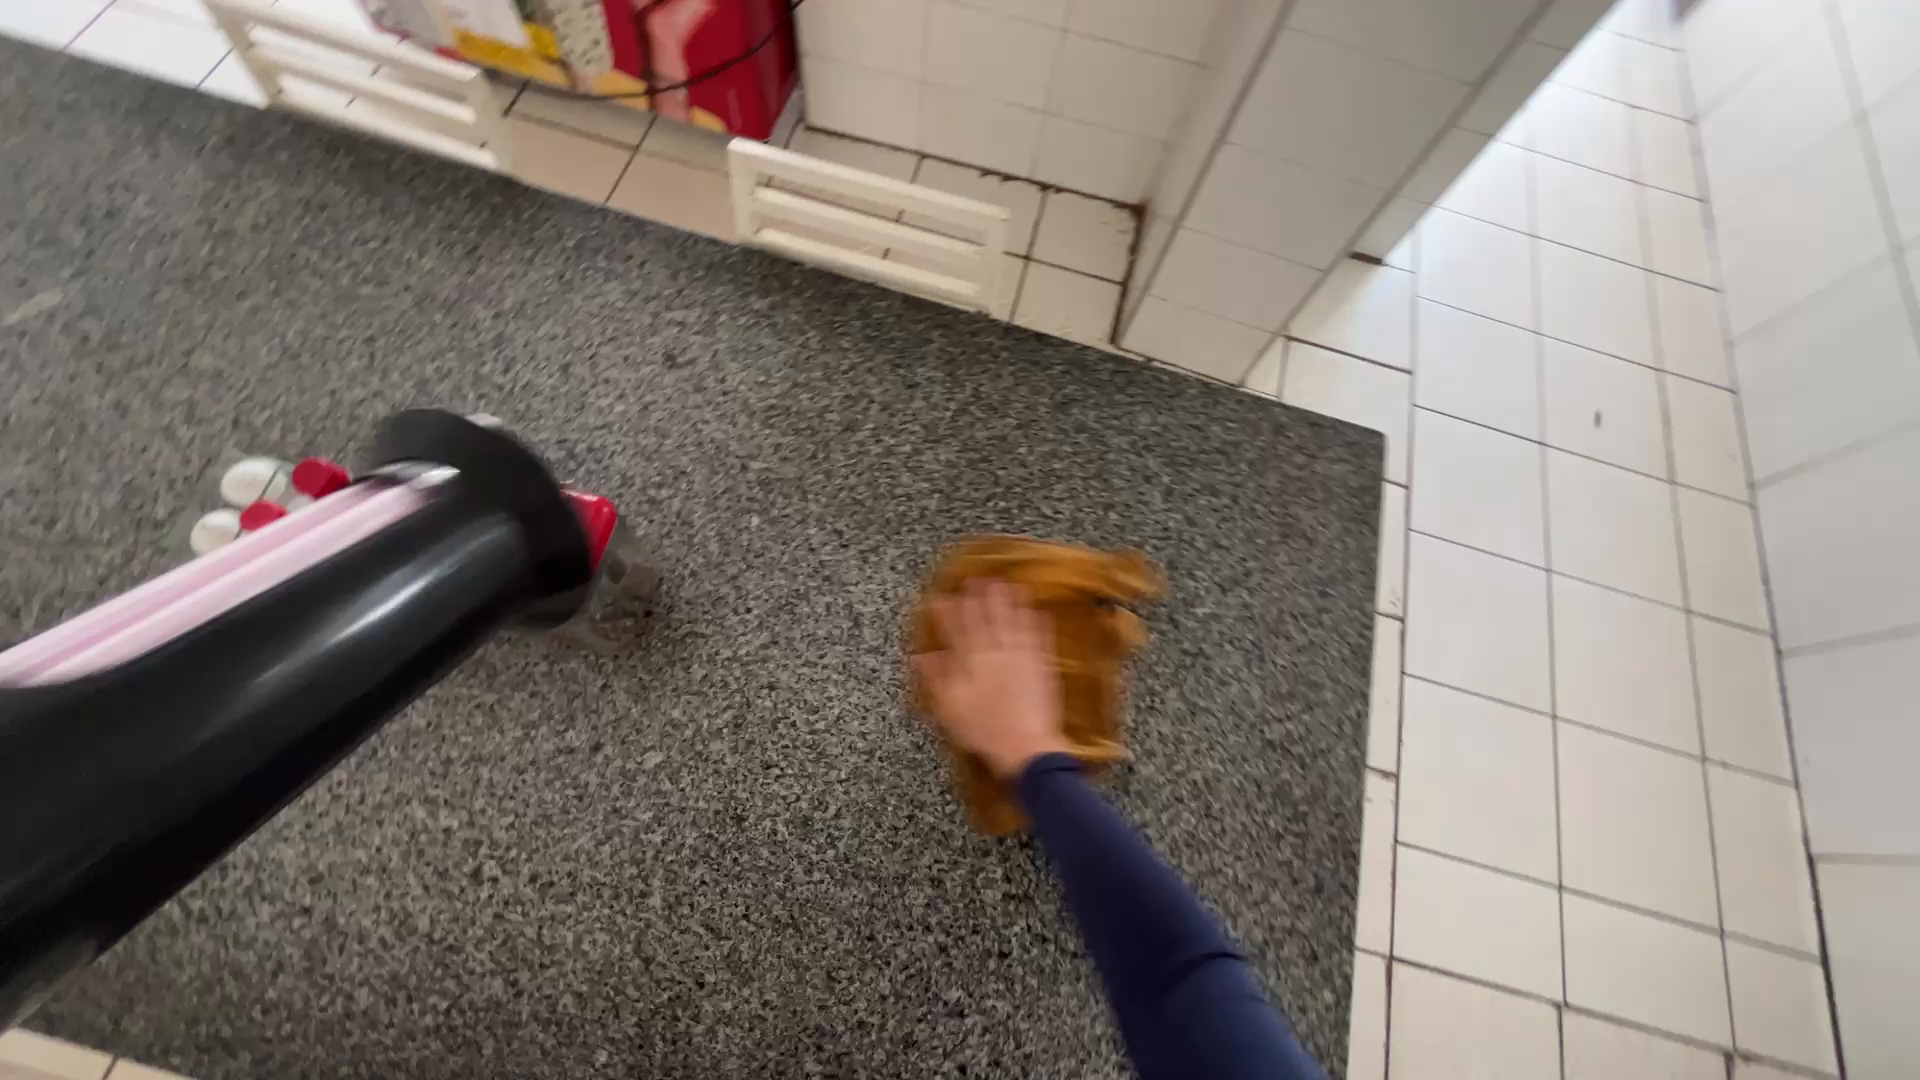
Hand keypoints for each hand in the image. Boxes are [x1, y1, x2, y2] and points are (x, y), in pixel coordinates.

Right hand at [915, 581, 1071, 778]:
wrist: (1025, 746)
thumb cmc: (982, 730)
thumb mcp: (949, 707)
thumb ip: (936, 677)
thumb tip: (921, 656)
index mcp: (970, 661)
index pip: (957, 629)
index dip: (950, 611)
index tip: (943, 595)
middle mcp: (995, 652)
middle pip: (986, 618)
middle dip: (981, 596)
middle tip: (978, 578)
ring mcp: (1021, 656)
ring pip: (1014, 621)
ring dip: (1011, 601)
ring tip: (1009, 583)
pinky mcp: (1043, 666)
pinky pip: (1041, 638)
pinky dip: (1039, 623)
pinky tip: (1040, 611)